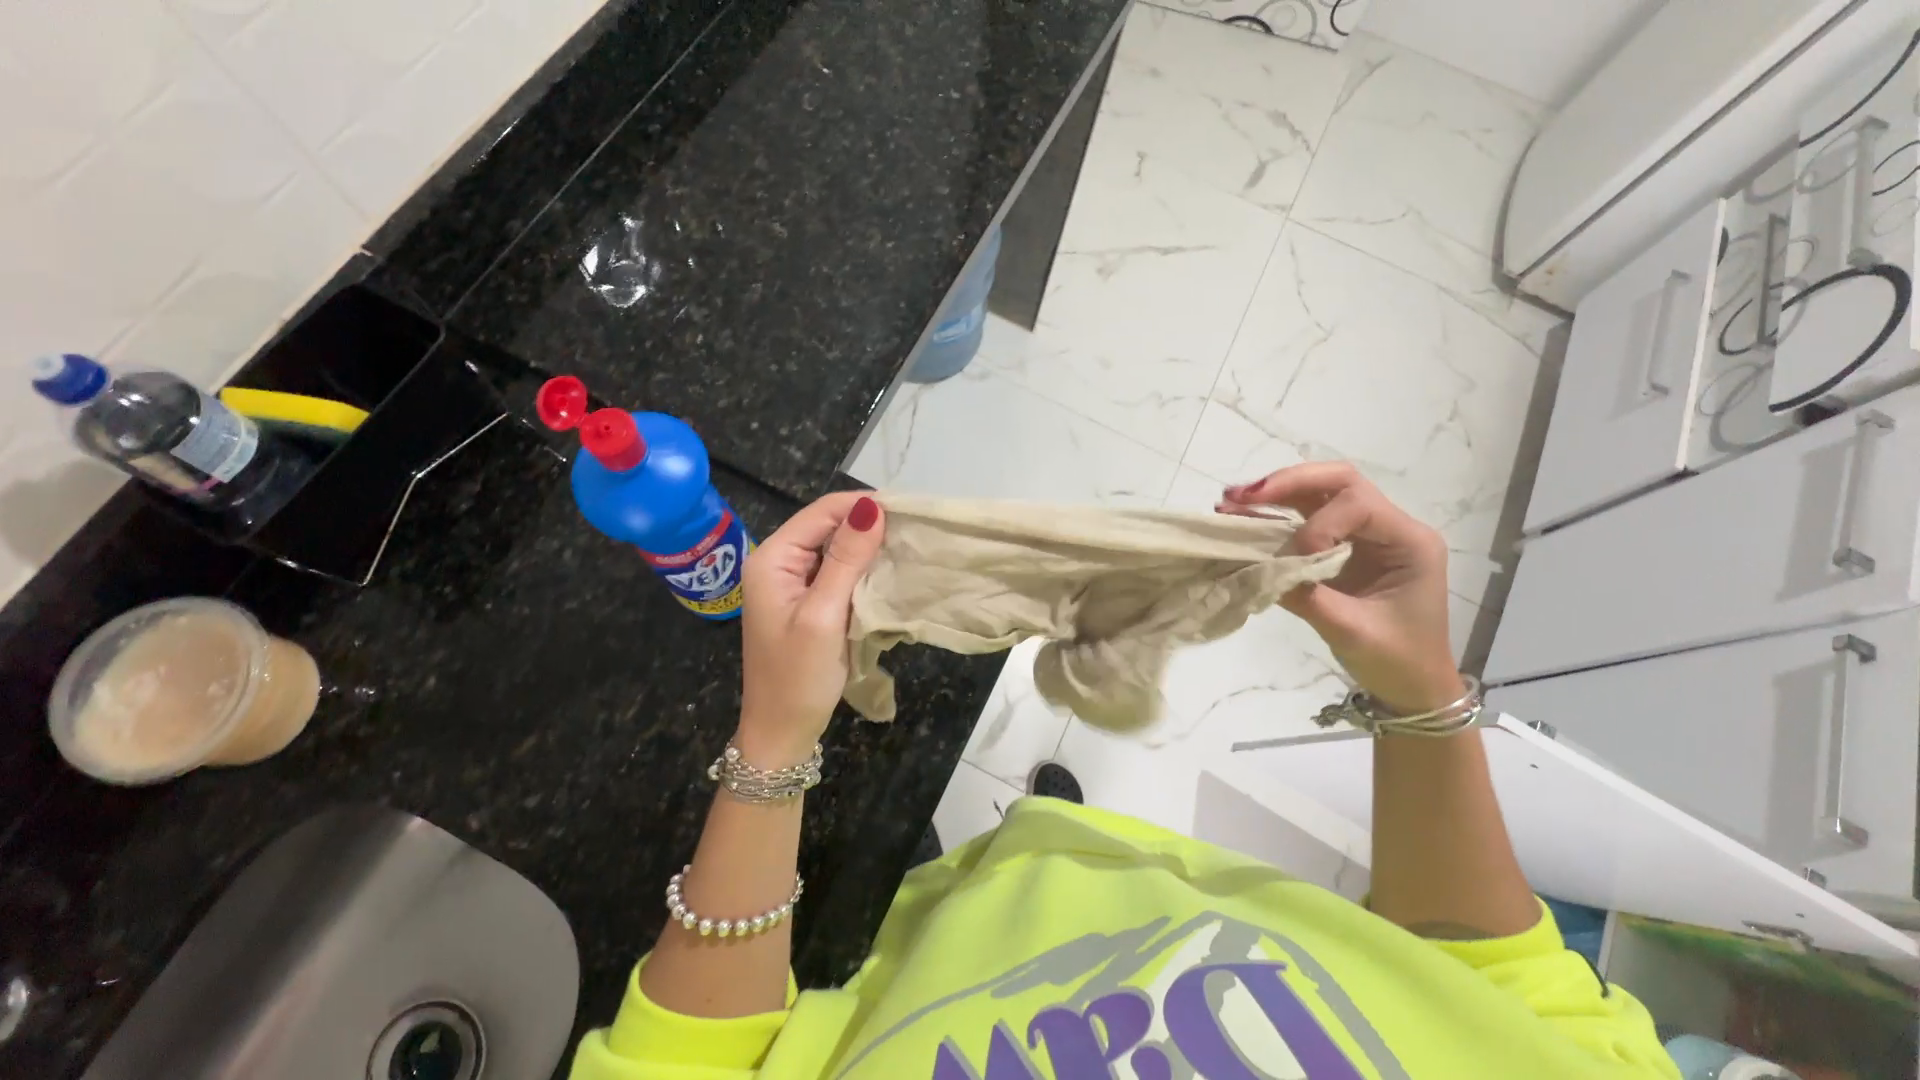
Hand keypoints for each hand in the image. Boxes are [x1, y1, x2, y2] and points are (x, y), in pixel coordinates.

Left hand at [738, 493, 884, 761]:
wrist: (781, 733)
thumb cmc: (797, 677)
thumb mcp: (824, 616)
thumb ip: (846, 559)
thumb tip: (872, 506)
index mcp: (772, 559)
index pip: (822, 512)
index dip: (863, 506)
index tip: (910, 512)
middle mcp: (777, 563)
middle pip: (827, 526)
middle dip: (868, 525)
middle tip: (915, 531)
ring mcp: (791, 584)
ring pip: (835, 549)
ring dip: (868, 548)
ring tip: (908, 548)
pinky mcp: (806, 603)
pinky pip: (836, 573)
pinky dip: (862, 570)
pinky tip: (888, 573)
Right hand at [1218, 463, 1462, 713]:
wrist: (1413, 688)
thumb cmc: (1397, 660)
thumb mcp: (1354, 632)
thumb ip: (1310, 598)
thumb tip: (1262, 571)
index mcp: (1409, 542)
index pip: (1358, 503)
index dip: (1320, 523)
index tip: (1296, 557)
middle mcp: (1390, 527)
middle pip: (1339, 480)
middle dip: (1289, 483)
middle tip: (1243, 496)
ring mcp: (1366, 535)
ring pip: (1320, 493)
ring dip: (1276, 494)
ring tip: (1232, 502)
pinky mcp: (1345, 547)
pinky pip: (1309, 519)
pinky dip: (1277, 516)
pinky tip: (1245, 519)